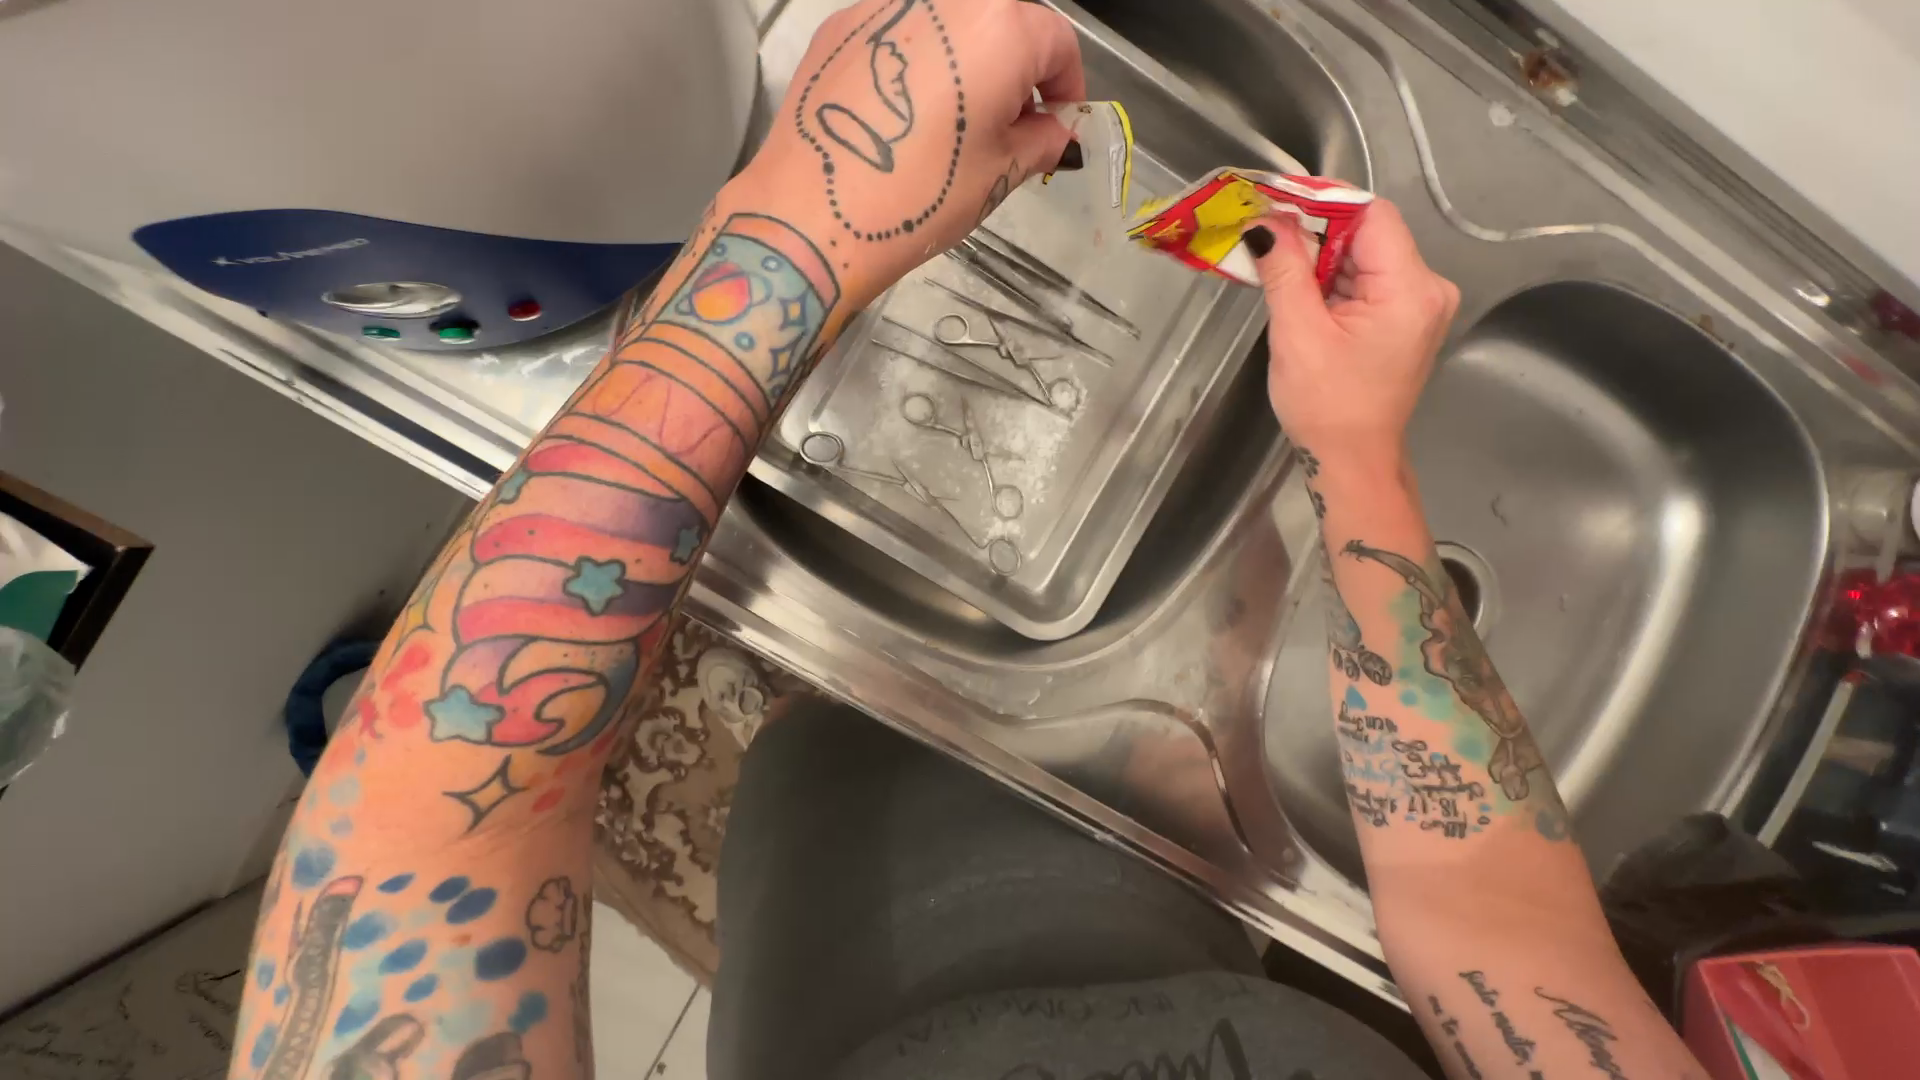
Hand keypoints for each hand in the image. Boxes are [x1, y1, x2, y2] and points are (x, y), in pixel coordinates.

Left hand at [736, 0, 1084, 304]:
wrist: (815, 214)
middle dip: (1017, 75)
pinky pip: (902, 38)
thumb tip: (1056, 132)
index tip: (1058, 125)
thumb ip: (1040, 141)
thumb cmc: (919, 197)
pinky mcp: (843, 27)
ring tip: (954, 132)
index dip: (1066, 87)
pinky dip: (921, 68)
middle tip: (1009, 134)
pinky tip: (906, 124)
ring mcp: (887, 5)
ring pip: (951, 27)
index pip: (1057, 41)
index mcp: (998, 25)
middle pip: (1003, 25)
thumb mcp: (997, 175)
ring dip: (968, 68)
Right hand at [1245, 200, 1458, 468]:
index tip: (1274, 209)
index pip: (1370, 215)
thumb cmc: (1325, 405)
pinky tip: (1304, 302)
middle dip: (1315, 239)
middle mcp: (1428, 288)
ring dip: (1320, 265)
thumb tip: (1263, 222)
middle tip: (1267, 247)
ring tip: (1279, 278)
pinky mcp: (1405, 321)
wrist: (1350, 460)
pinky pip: (1366, 284)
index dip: (1321, 206)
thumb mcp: (1296, 334)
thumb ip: (1284, 271)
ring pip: (1364, 260)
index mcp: (1410, 288)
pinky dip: (1333, 286)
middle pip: (1368, 236)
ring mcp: (1420, 306)